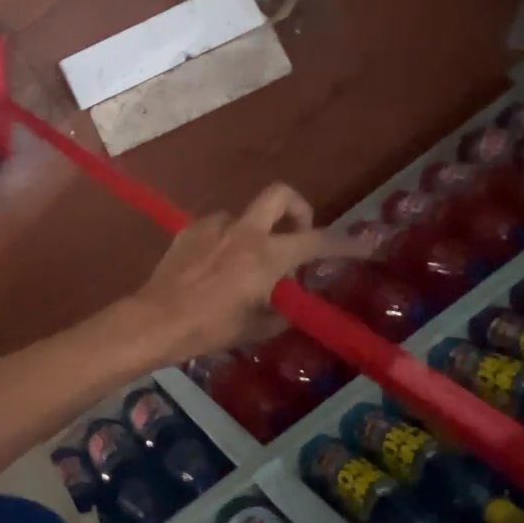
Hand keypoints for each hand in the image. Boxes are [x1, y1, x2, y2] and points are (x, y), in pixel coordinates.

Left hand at [130, 183, 369, 362]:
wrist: (157, 318)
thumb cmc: (211, 328)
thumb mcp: (259, 325)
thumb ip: (283, 306)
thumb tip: (288, 295)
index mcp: (266, 255)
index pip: (317, 240)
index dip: (346, 242)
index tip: (366, 244)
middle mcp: (242, 232)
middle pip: (279, 194)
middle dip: (298, 208)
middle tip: (298, 234)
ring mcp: (211, 226)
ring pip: (244, 215)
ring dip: (255, 231)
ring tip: (248, 264)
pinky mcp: (187, 229)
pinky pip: (218, 226)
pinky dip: (227, 239)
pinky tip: (217, 266)